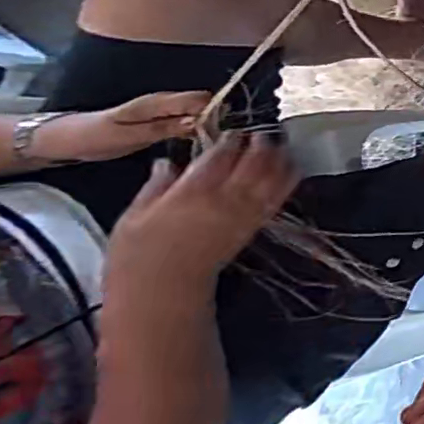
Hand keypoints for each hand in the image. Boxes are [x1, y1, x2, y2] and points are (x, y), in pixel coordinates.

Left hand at [32, 91, 211, 162]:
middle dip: (215, 119)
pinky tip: (194, 141)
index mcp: (158, 102)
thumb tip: (198, 122)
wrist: (64, 139)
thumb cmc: (92, 138)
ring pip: (201, 111)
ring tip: (205, 144)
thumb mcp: (126, 137)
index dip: (214, 113)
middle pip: (206, 103)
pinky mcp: (164, 118)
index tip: (212, 133)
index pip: (202, 99)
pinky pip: (191, 118)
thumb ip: (162, 129)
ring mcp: (166, 109)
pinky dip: (197, 128)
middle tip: (210, 142)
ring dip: (207, 125)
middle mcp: (167, 101)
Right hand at [105, 132, 296, 297]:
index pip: (221, 154)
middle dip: (260, 141)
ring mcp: (247, 208)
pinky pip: (282, 193)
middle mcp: (226, 195)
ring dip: (279, 155)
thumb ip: (155, 186)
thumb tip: (166, 162)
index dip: (229, 139)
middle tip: (259, 134)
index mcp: (192, 191)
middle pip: (256, 158)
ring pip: (275, 172)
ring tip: (277, 146)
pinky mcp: (258, 222)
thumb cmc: (137, 256)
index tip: (231, 131)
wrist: (162, 292)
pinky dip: (289, 175)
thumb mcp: (132, 217)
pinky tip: (291, 166)